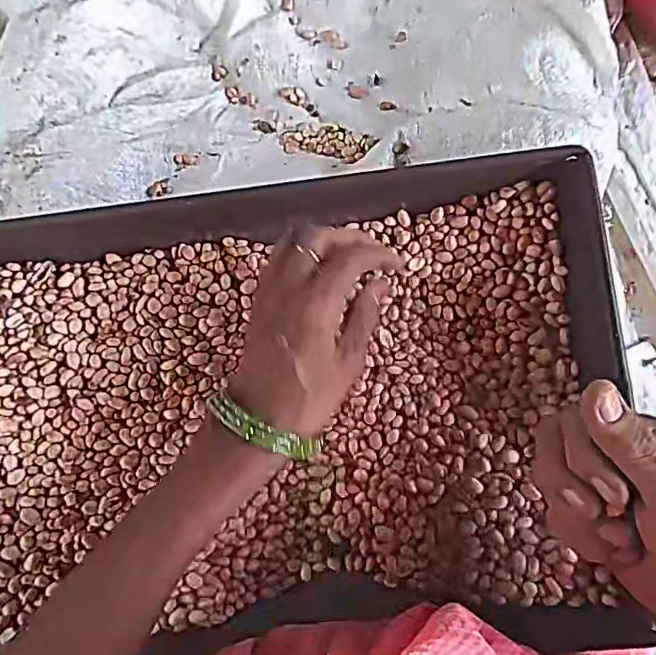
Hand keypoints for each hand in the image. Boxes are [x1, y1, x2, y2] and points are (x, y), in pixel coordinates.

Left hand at [226, 226, 400, 438]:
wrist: (259, 419)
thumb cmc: (310, 397)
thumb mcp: (349, 360)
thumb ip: (365, 315)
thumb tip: (380, 284)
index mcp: (317, 301)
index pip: (351, 257)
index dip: (379, 254)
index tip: (396, 265)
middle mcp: (290, 285)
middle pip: (319, 235)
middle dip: (351, 237)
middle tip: (374, 252)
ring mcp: (270, 288)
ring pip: (295, 239)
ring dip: (324, 238)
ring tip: (347, 253)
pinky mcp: (259, 296)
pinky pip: (280, 255)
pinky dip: (303, 249)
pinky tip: (319, 267)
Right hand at [533, 380, 655, 632]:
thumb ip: (630, 444)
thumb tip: (597, 391)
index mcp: (642, 435)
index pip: (576, 419)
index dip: (583, 458)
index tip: (616, 496)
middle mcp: (615, 454)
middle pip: (553, 447)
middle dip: (578, 491)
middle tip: (618, 516)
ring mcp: (599, 487)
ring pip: (550, 482)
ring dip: (580, 519)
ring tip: (621, 537)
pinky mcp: (590, 520)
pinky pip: (556, 517)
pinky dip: (582, 540)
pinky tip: (616, 551)